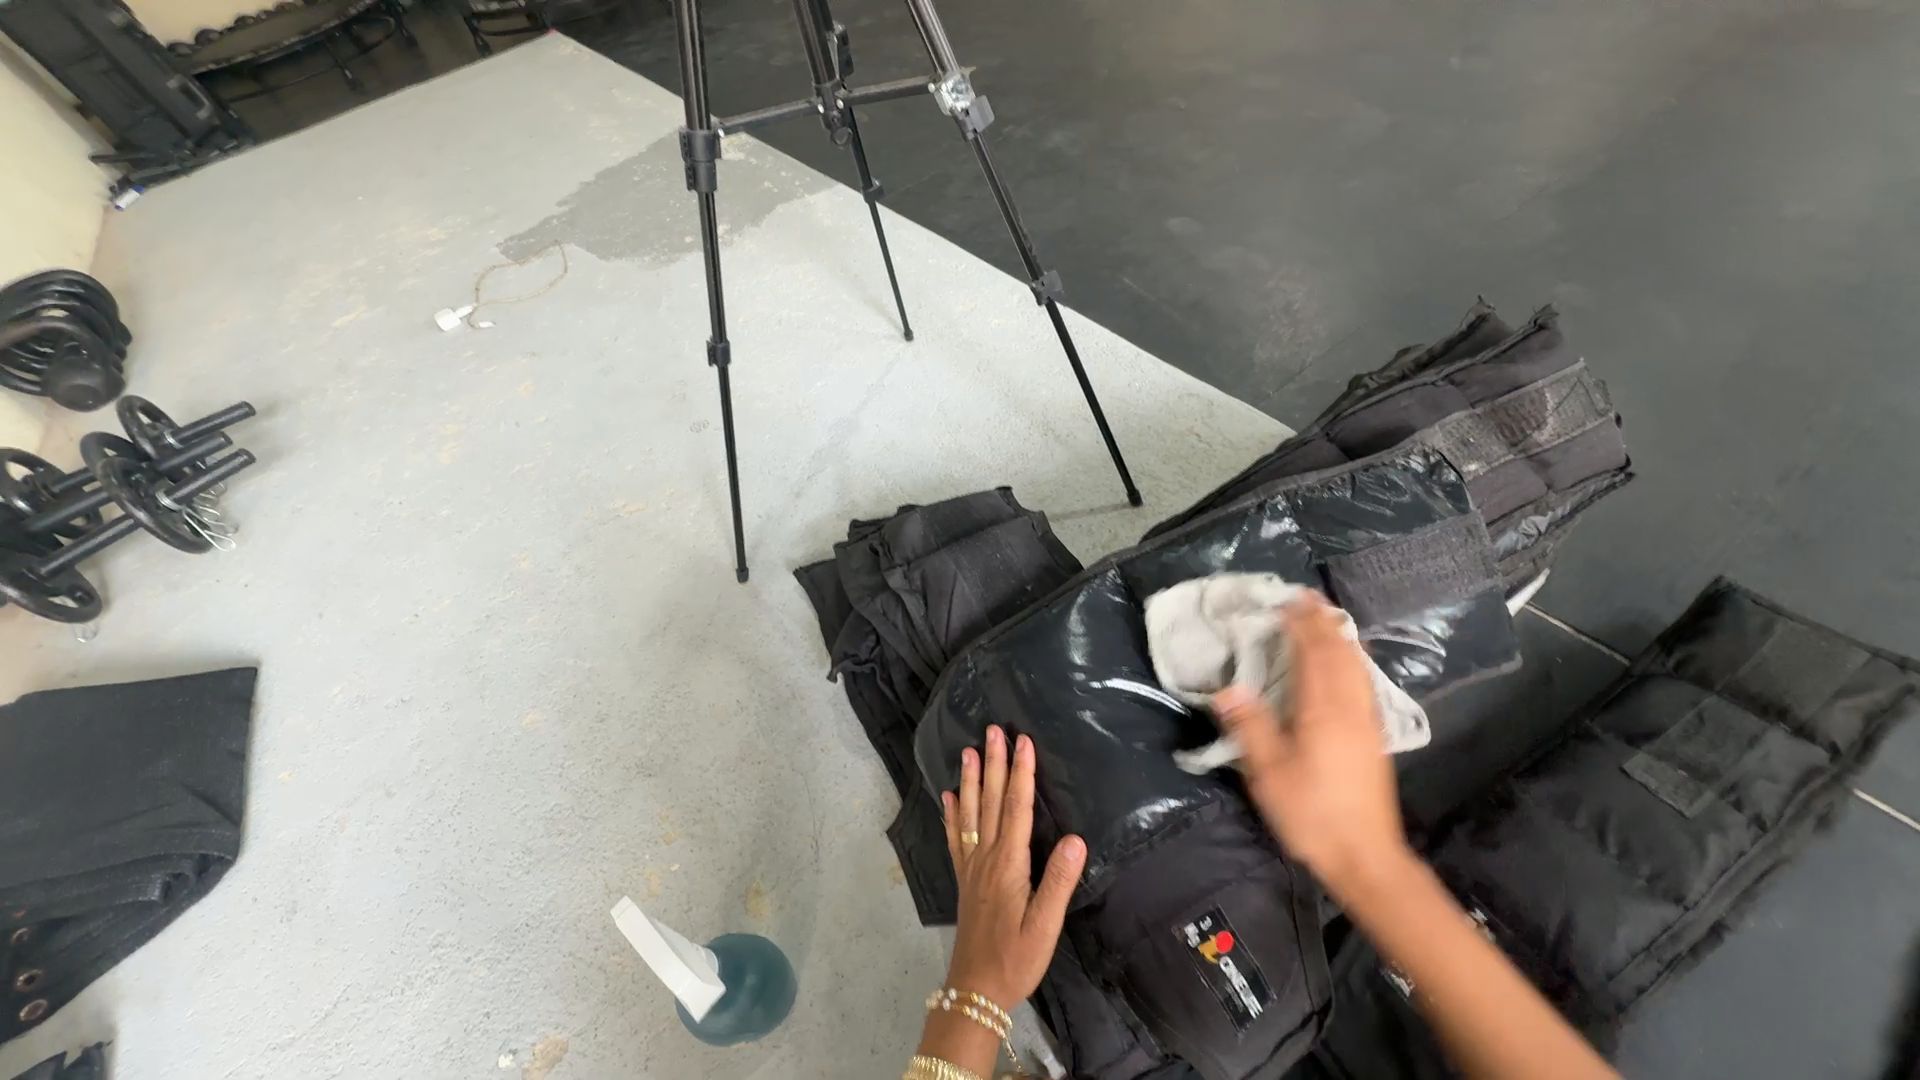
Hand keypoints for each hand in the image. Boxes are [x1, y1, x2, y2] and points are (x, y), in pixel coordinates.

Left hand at [940, 725, 1086, 1008]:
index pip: (1017, 808)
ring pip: (971, 813)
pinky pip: (955, 838)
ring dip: (972, 780)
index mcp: (1009, 864)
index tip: (1023, 741)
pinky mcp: (963, 879)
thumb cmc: (1017, 958)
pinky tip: (949, 796)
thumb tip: (1077, 838)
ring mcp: (971, 866)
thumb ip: (1059, 881)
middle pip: (992, 801)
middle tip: (993, 729)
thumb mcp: (1046, 926)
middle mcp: (987, 857)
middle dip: (995, 763)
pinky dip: (952, 814)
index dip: (1022, 773)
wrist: (976, 988)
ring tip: (969, 750)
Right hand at [1215, 593, 1411, 900]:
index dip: (1301, 624)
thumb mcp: (1268, 772)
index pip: (1312, 654)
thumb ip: (1250, 726)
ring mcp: (1367, 722)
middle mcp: (1349, 708)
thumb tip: (1227, 690)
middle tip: (1306, 598)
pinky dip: (1352, 661)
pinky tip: (1346, 665)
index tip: (1287, 600)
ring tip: (1325, 620)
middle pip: (1339, 653)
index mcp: (1322, 710)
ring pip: (1356, 667)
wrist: (1366, 856)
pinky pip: (1362, 683)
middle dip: (1322, 622)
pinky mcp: (1373, 737)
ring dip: (1340, 638)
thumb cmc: (1311, 813)